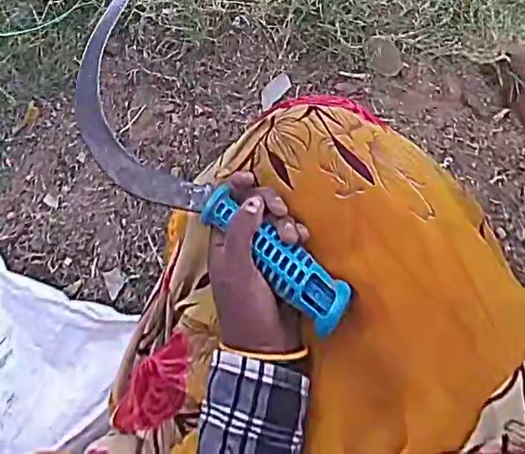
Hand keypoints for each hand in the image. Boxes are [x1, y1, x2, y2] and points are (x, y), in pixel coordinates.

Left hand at [207, 170, 307, 354]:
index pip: (226, 202)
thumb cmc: (244, 309)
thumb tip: (253, 201)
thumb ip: (241, 231)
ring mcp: (265, 250)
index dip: (235, 186)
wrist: (270, 347)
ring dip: (286, 223)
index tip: (249, 178)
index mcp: (223, 240)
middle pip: (256, 205)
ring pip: (276, 220)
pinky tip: (301, 243)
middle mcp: (243, 241)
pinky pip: (293, 237)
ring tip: (290, 239)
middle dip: (269, 204)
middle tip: (278, 214)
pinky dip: (298, 236)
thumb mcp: (236, 269)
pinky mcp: (285, 261)